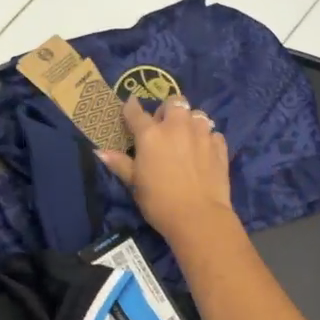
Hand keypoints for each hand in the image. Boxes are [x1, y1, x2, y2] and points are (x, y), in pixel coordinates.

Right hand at [97, 96, 236, 247]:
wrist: (198, 216)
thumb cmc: (159, 202)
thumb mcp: (135, 184)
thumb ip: (120, 163)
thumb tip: (100, 151)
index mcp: (151, 135)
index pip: (136, 113)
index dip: (131, 107)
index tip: (130, 105)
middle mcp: (177, 126)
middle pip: (174, 102)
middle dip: (167, 110)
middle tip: (164, 127)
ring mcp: (201, 134)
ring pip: (197, 114)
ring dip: (190, 121)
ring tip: (187, 137)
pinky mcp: (220, 146)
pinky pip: (213, 133)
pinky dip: (207, 138)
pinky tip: (204, 151)